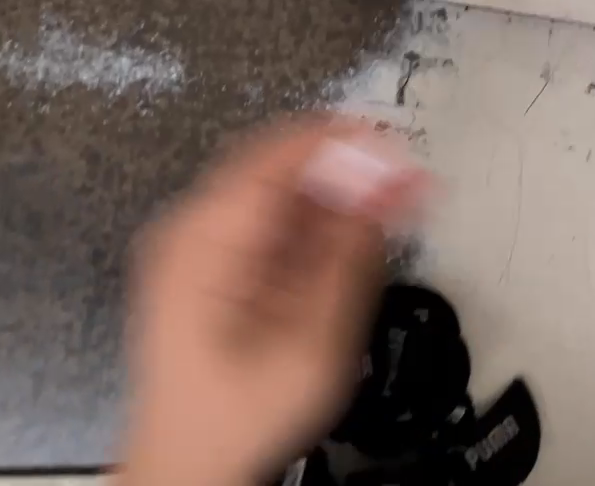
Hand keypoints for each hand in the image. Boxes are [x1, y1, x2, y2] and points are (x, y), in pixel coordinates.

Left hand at [118, 115, 426, 485]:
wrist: (186, 471)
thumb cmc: (242, 417)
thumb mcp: (313, 342)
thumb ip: (352, 253)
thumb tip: (391, 182)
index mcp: (207, 236)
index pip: (284, 152)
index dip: (349, 141)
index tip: (402, 152)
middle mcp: (196, 222)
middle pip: (285, 162)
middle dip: (353, 166)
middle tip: (409, 186)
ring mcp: (201, 236)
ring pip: (285, 184)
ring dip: (342, 190)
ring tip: (394, 208)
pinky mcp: (214, 253)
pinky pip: (274, 212)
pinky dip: (320, 215)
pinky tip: (354, 234)